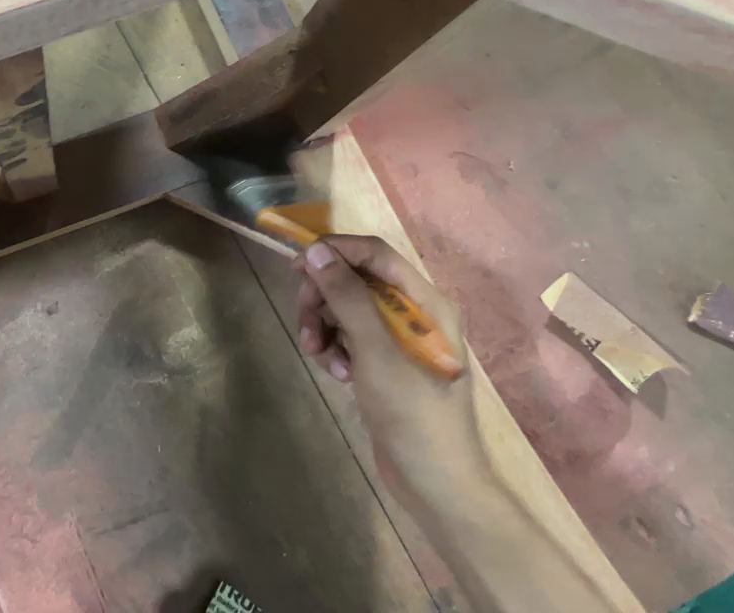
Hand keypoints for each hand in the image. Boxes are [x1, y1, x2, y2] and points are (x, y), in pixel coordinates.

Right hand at [295, 234, 483, 492]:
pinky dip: (334, 349)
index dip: (335, 251)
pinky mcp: (383, 361)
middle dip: (323, 298)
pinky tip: (337, 374)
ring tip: (320, 356)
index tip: (297, 266)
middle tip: (306, 326)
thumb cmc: (413, 411)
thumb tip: (316, 251)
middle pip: (353, 280)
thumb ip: (347, 296)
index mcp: (424, 301)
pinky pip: (347, 336)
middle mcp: (413, 312)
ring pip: (344, 309)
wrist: (435, 482)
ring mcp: (397, 338)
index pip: (373, 253)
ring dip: (324, 327)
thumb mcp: (375, 350)